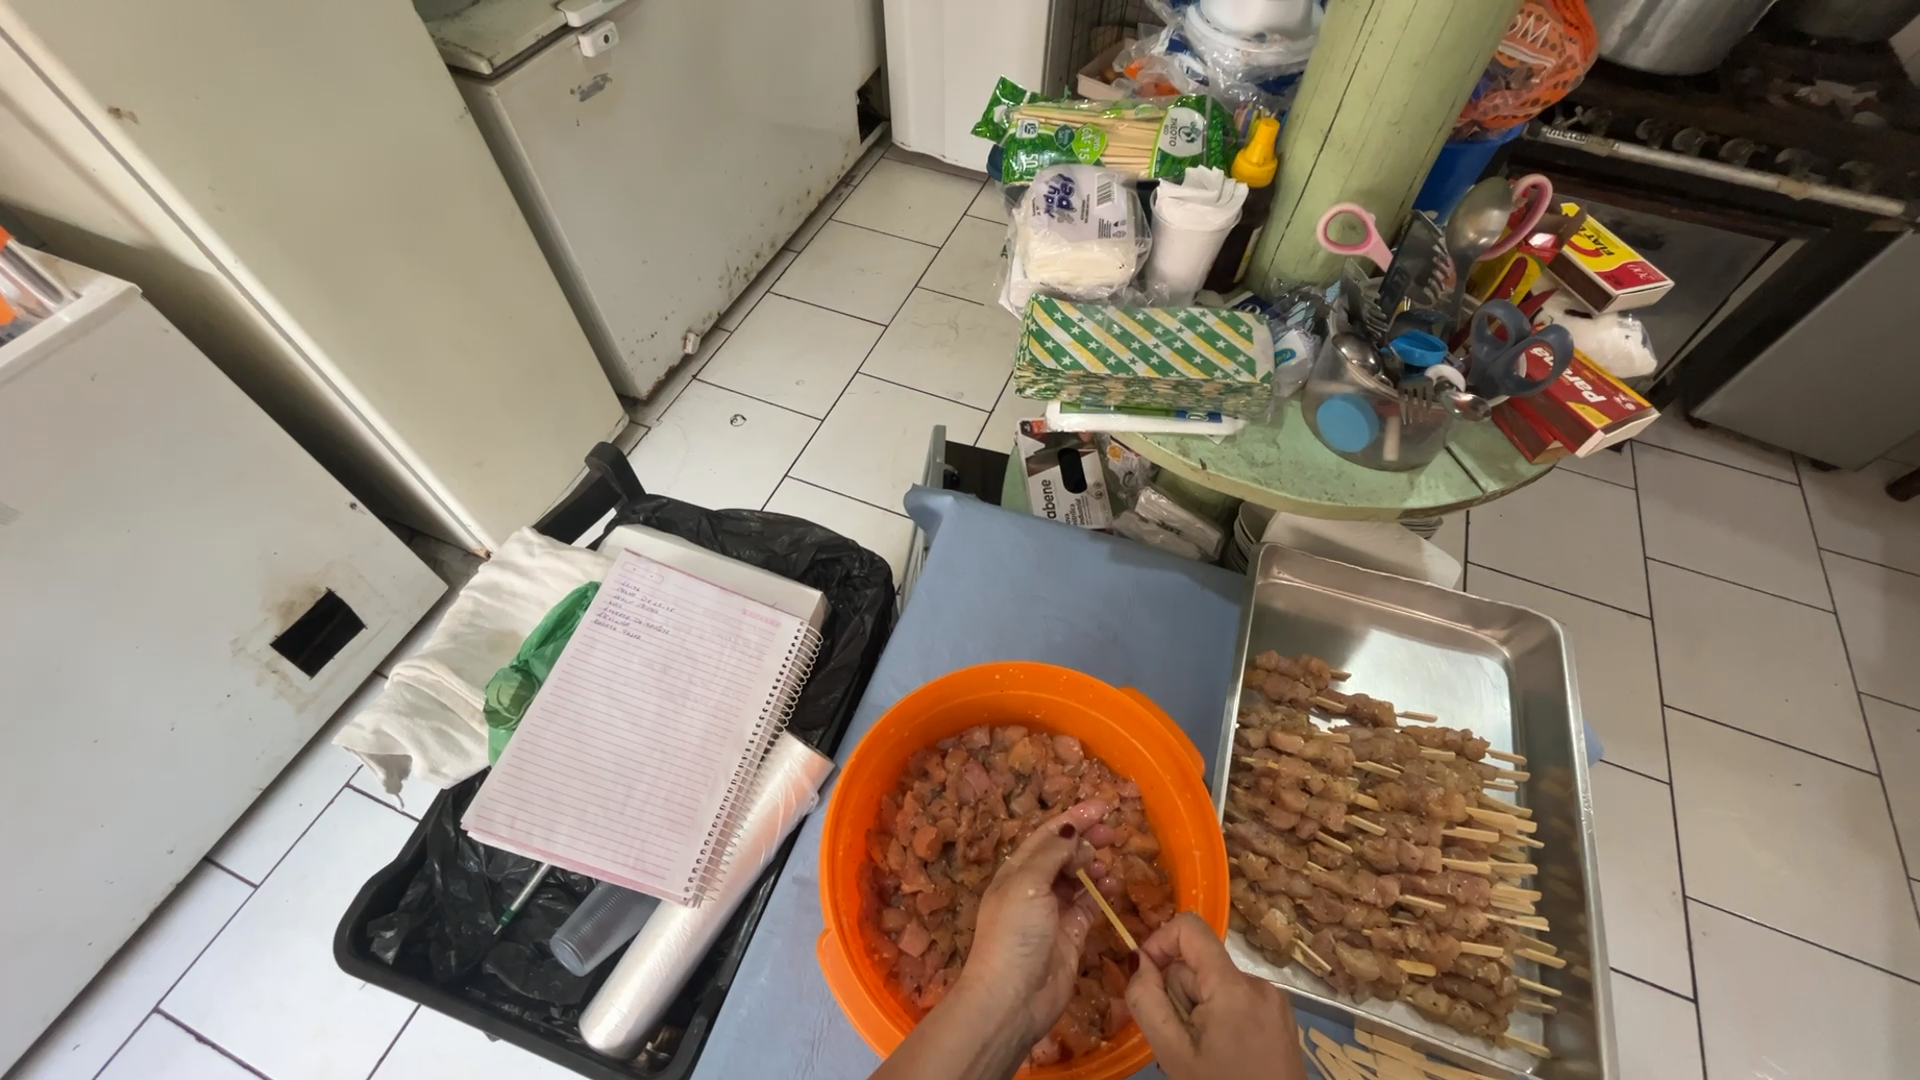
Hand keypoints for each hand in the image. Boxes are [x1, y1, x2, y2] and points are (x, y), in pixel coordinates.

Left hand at [951, 800, 1111, 1047]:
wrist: (1012, 998)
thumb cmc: (1014, 933)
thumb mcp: (1028, 883)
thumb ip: (1053, 854)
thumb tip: (1071, 829)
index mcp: (1017, 869)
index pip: (1049, 835)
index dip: (1074, 818)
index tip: (1103, 805)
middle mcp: (1034, 886)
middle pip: (1064, 853)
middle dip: (1087, 839)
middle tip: (1113, 831)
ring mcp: (1053, 911)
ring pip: (1078, 878)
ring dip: (1094, 865)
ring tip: (1109, 860)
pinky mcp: (1071, 935)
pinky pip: (1089, 905)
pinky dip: (1101, 893)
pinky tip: (1114, 884)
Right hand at [1125, 913, 1307, 1079]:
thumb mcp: (1172, 1053)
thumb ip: (1147, 999)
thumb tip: (1140, 961)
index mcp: (1233, 986)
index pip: (1190, 927)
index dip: (1160, 941)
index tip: (1146, 975)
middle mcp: (1258, 984)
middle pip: (1200, 964)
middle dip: (1181, 994)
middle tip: (1181, 1040)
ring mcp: (1275, 1002)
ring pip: (1215, 984)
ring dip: (1198, 1009)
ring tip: (1203, 1054)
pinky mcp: (1282, 1019)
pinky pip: (1236, 1001)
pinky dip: (1220, 1019)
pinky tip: (1223, 1055)